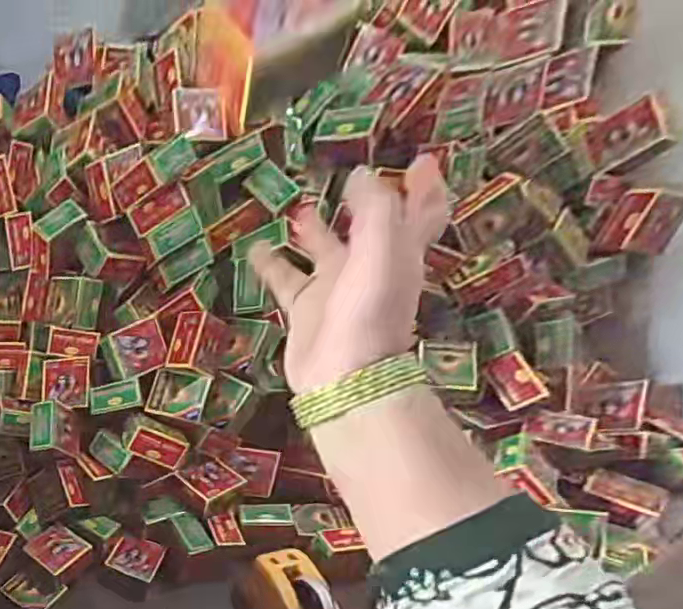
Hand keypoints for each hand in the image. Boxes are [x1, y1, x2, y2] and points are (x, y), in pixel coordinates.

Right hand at [248, 155, 451, 392]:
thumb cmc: (369, 309)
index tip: (419, 161)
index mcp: (400, 251)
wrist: (342, 372)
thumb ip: (374, 207)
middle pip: (369, 228)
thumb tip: (359, 175)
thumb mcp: (380, 248)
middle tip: (348, 179)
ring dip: (312, 229)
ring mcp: (335, 289)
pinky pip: (286, 279)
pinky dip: (272, 264)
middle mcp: (370, 267)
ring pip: (323, 250)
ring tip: (296, 208)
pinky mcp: (304, 310)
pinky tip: (257, 249)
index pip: (423, 211)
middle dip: (362, 203)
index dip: (425, 187)